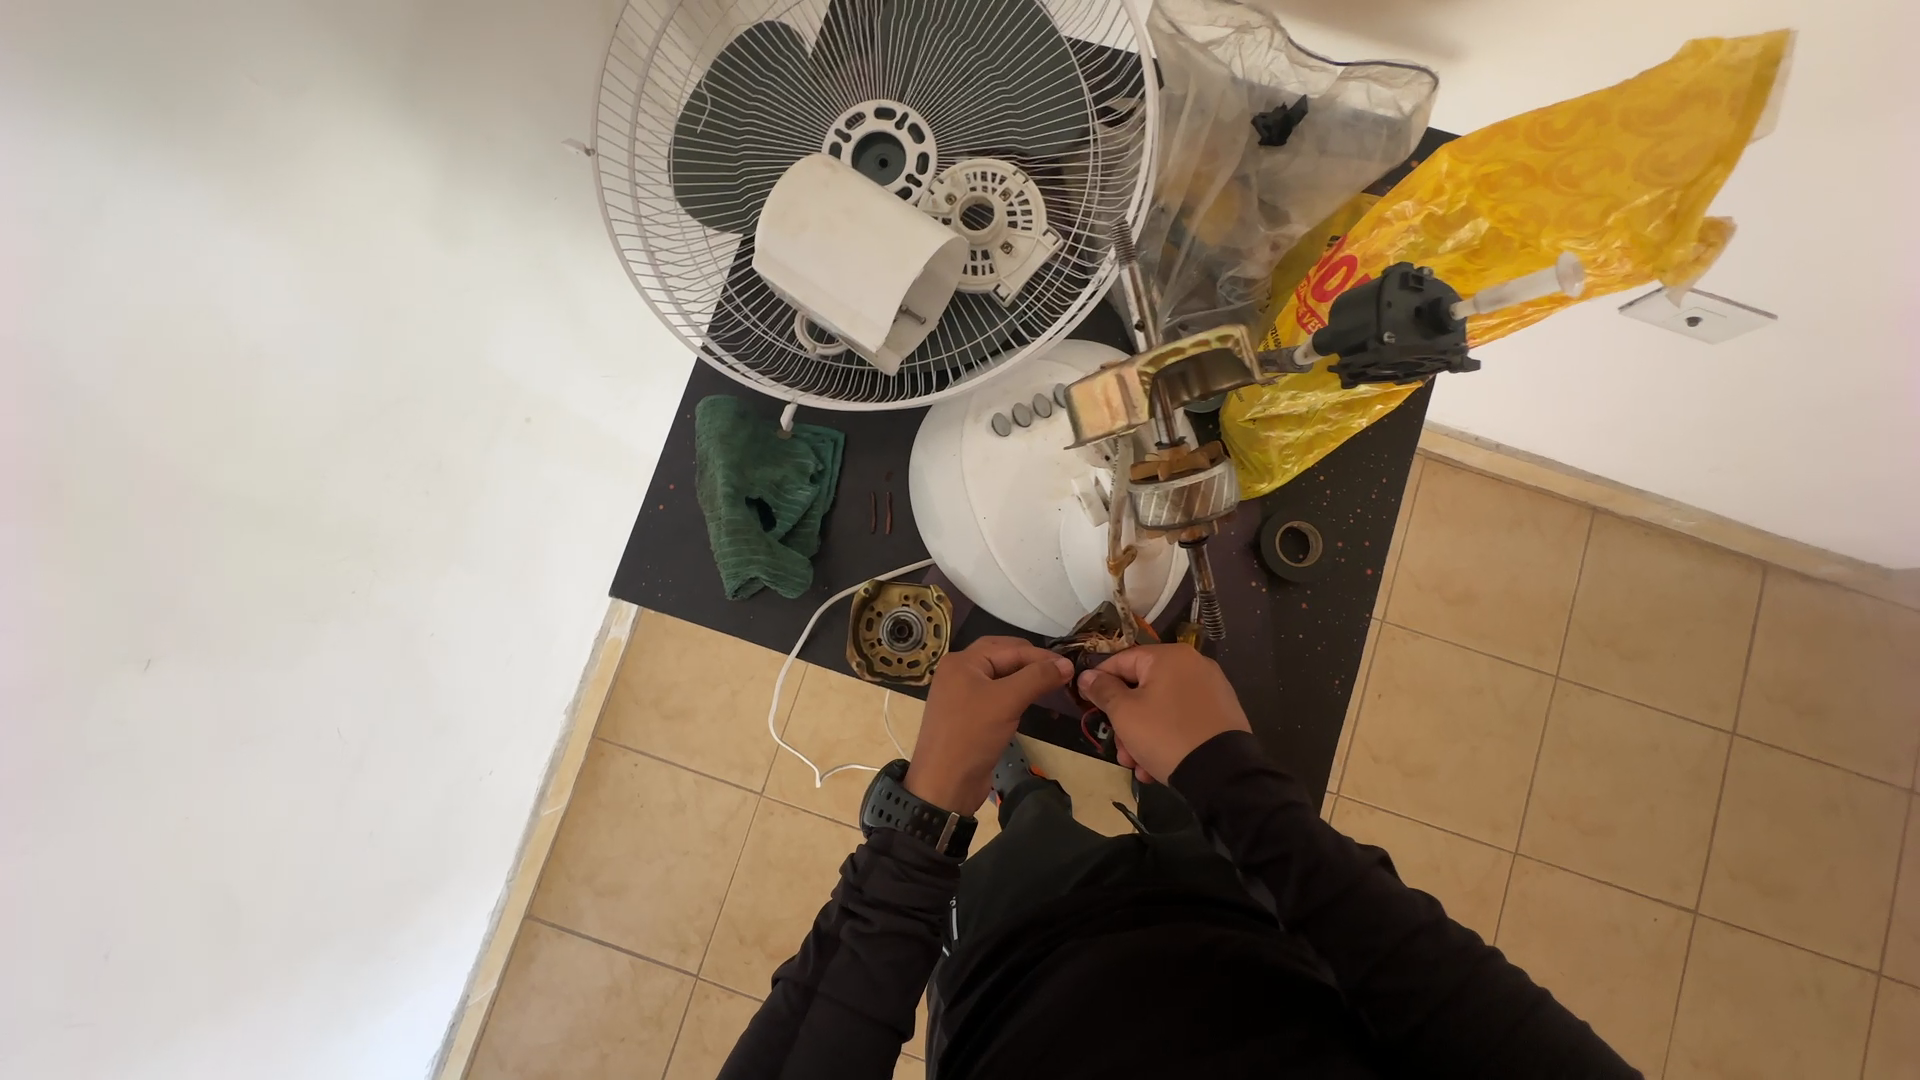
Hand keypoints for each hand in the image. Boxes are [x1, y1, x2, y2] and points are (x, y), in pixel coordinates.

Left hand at [905, 636, 1071, 812]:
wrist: (944, 785)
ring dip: (1025, 678)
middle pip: (1002, 657)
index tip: (1071, 664)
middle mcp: (960, 672)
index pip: (1008, 648)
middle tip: (1061, 671)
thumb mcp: (1007, 701)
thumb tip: (1067, 664)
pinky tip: (1032, 700)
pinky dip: (1016, 695)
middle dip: (1031, 662)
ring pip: (1000, 678)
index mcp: (962, 661)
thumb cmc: (972, 735)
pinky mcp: (969, 716)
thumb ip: (1037, 678)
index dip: (1041, 655)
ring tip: (1052, 684)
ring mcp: (963, 695)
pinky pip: (996, 696)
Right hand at [1077, 644, 1249, 784]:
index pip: (1121, 661)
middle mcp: (1193, 665)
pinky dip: (1166, 737)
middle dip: (1124, 721)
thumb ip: (1103, 690)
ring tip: (1136, 765)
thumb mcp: (1125, 714)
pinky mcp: (1221, 714)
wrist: (1223, 776)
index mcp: (1169, 657)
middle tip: (1118, 748)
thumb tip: (1087, 677)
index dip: (1099, 681)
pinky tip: (1156, 766)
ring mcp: (1210, 690)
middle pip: (1142, 687)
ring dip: (1142, 736)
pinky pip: (1182, 719)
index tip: (1085, 702)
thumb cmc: (1166, 735)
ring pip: (1161, 707)